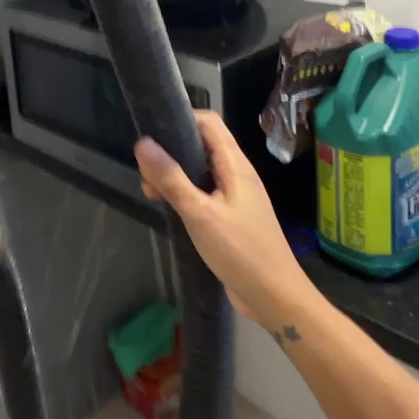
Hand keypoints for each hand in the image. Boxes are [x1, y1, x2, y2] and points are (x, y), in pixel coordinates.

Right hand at [136, 112, 311, 326]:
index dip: (180, 119)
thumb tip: (143, 143)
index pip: (208, 123)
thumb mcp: (200, 214)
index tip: (152, 134)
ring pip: (201, 171)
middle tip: (146, 173)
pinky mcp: (232, 217)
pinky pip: (205, 193)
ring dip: (175, 176)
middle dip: (172, 151)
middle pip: (202, 145)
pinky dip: (185, 195)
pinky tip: (170, 210)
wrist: (276, 298)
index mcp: (235, 165)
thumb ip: (171, 178)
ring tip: (152, 194)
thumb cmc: (241, 252)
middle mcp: (238, 175)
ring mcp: (237, 197)